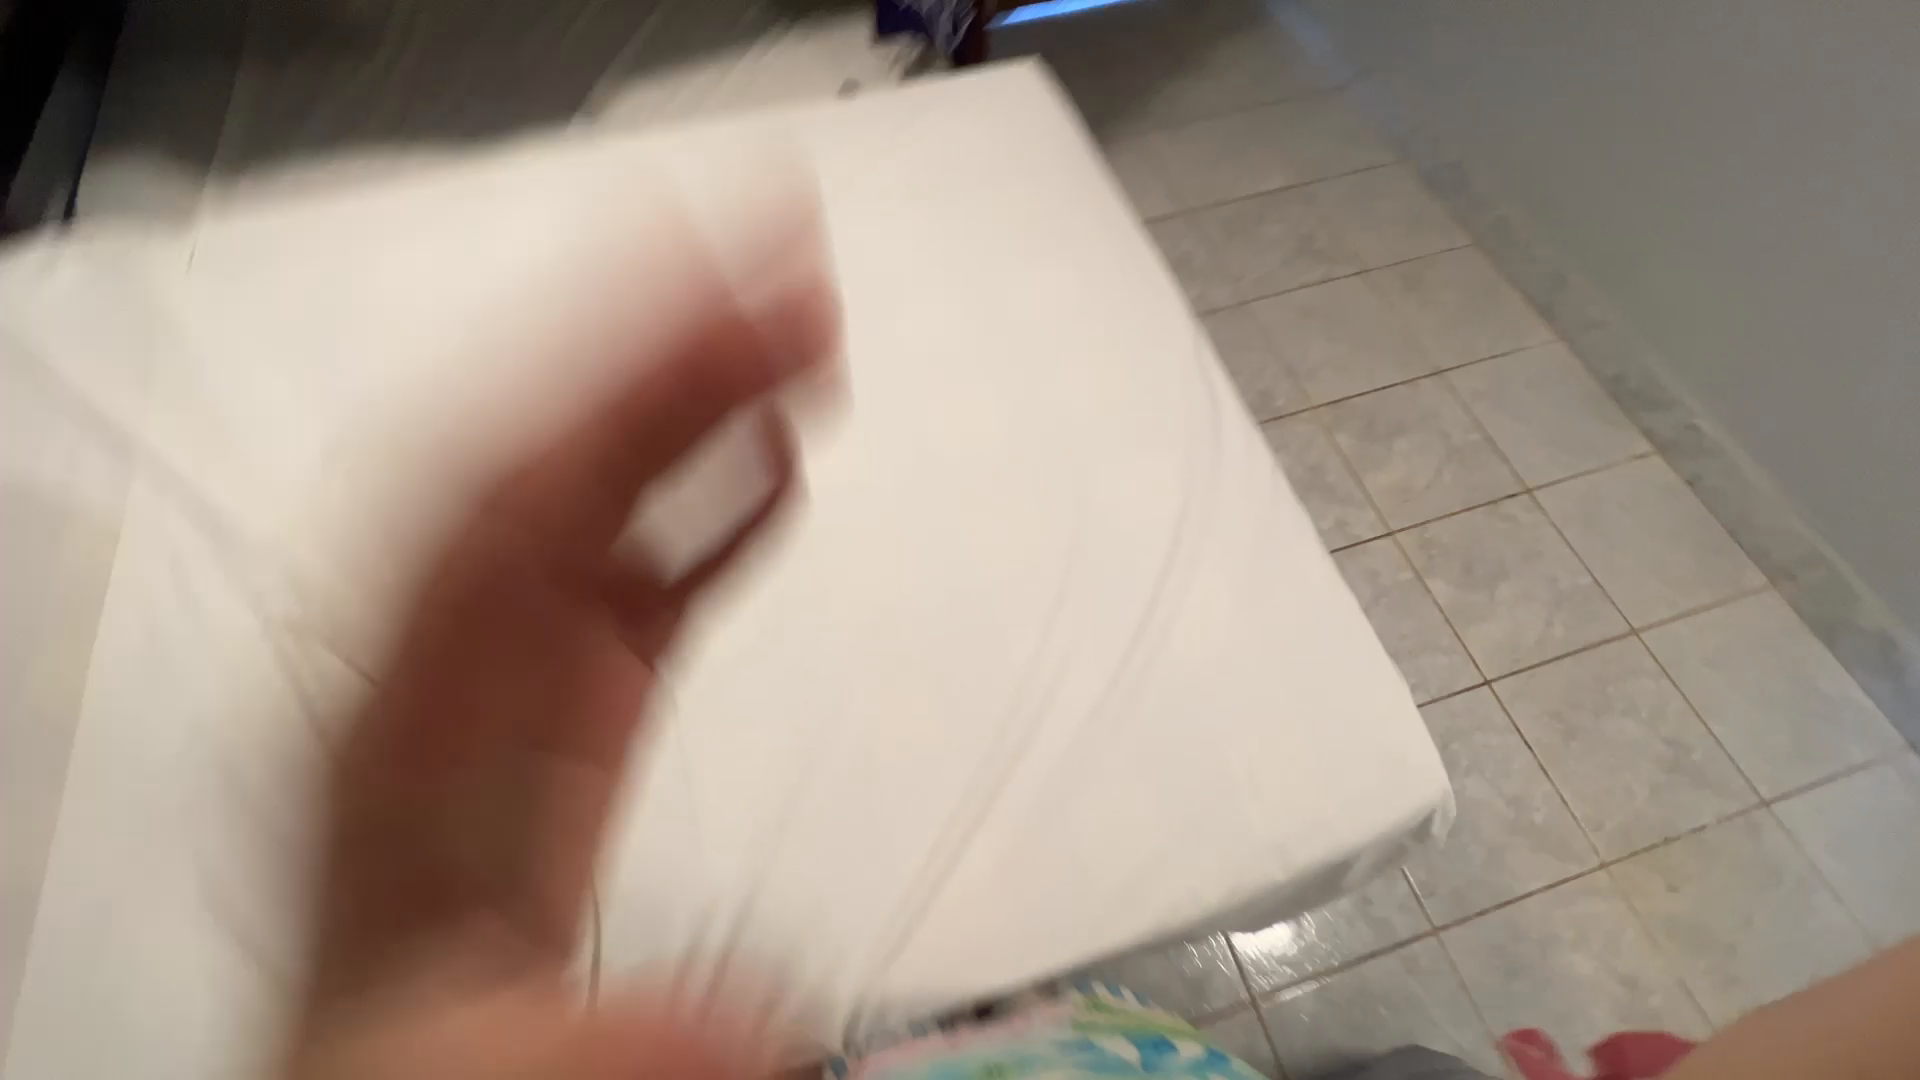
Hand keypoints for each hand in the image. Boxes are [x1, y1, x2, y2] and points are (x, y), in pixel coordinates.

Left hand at [281, 264, 838, 1079]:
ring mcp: (531, 641)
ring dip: (706, 390)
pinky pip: (654, 545)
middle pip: (563, 450)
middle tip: (794, 267)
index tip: (728, 301)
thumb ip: (586, 1042)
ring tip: (801, 327)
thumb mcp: (470, 1069)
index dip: (614, 382)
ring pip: (612, 477)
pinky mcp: (587, 664)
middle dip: (678, 343)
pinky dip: (716, 488)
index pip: (504, 501)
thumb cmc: (429, 1038)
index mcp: (414, 712)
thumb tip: (740, 1019)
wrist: (423, 1050)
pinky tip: (776, 446)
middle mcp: (463, 643)